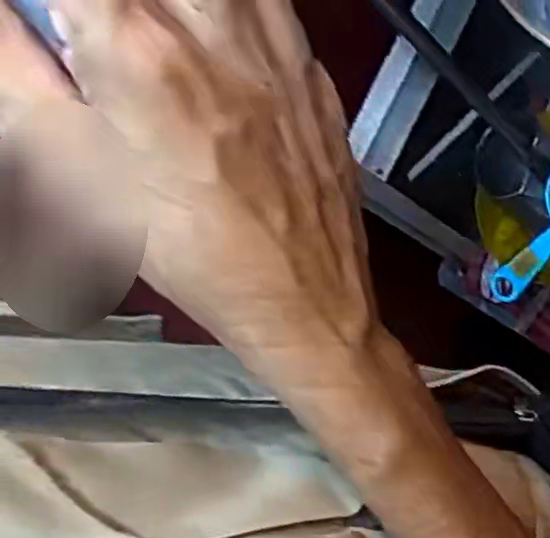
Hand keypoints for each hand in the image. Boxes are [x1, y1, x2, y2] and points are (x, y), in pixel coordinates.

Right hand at [0, 0, 377, 371]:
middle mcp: (225, 45)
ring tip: (155, 26)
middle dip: (121, 3)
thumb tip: (7, 15)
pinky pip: (283, 20)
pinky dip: (245, 11)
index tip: (54, 16)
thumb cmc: (191, 250)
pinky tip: (216, 31)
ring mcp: (289, 74)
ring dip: (192, 4)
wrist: (305, 306)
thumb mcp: (58, 149)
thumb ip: (9, 53)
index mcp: (139, 45)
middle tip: (98, 25)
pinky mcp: (328, 103)